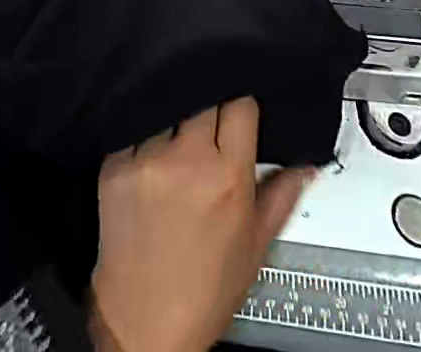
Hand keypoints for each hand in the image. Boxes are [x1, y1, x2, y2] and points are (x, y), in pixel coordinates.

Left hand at [89, 98, 315, 351]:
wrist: (142, 323)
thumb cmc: (203, 289)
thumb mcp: (255, 244)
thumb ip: (283, 194)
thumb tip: (305, 163)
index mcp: (228, 176)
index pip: (240, 103)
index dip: (242, 102)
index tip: (240, 110)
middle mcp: (187, 161)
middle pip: (203, 96)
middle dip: (210, 104)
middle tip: (211, 122)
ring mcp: (147, 161)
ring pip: (168, 106)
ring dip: (177, 115)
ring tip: (181, 135)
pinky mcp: (114, 168)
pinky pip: (134, 127)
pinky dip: (145, 131)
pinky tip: (153, 148)